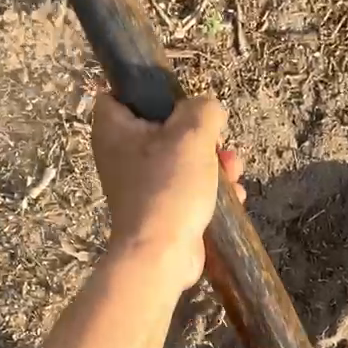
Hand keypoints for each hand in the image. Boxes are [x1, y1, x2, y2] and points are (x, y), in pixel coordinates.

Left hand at [91, 91, 245, 290]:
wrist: (161, 255)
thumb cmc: (169, 188)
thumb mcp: (192, 135)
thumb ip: (204, 110)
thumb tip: (209, 109)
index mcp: (114, 130)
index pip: (122, 94)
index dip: (152, 92)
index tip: (181, 102)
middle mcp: (121, 155)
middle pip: (164, 128)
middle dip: (200, 135)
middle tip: (217, 143)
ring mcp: (140, 185)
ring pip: (182, 159)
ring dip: (213, 163)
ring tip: (233, 172)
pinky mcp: (160, 209)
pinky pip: (188, 188)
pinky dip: (210, 190)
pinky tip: (232, 196)